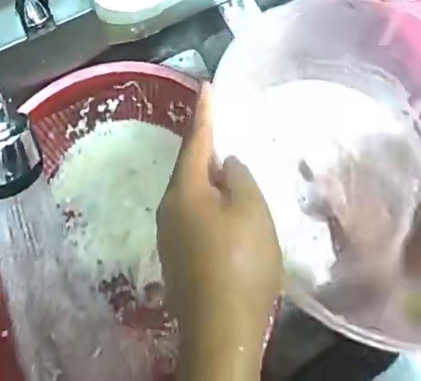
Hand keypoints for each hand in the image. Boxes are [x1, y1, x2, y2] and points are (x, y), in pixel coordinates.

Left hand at [158, 84, 281, 379]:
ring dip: (210, 182)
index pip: (196, 138)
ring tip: (231, 172)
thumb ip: (239, 176)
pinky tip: (227, 216)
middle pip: (190, 168)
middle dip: (207, 149)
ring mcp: (170, 237)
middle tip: (224, 129)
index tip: (206, 86)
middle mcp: (169, 207)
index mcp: (184, 188)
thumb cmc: (239, 262)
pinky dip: (210, 208)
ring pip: (192, 195)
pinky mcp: (179, 261)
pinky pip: (195, 218)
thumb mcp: (251, 208)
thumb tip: (227, 166)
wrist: (221, 334)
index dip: (204, 111)